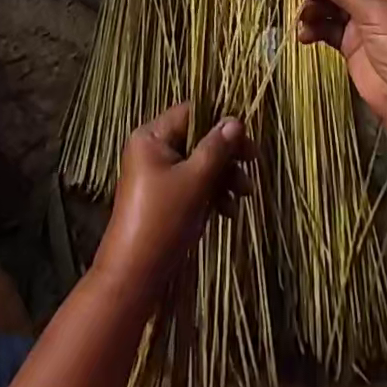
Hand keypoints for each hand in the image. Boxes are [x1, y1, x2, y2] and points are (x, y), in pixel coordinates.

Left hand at [92, 102, 253, 296]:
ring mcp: (156, 173)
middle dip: (225, 156)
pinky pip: (191, 184)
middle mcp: (151, 148)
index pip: (190, 113)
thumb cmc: (163, 219)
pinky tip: (226, 212)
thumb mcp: (194, 181)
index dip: (220, 124)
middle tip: (251, 170)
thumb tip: (235, 121)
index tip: (247, 144)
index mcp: (150, 136)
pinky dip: (210, 193)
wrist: (135, 272)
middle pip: (196, 139)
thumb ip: (216, 149)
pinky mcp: (163, 196)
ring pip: (197, 163)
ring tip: (242, 196)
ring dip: (222, 177)